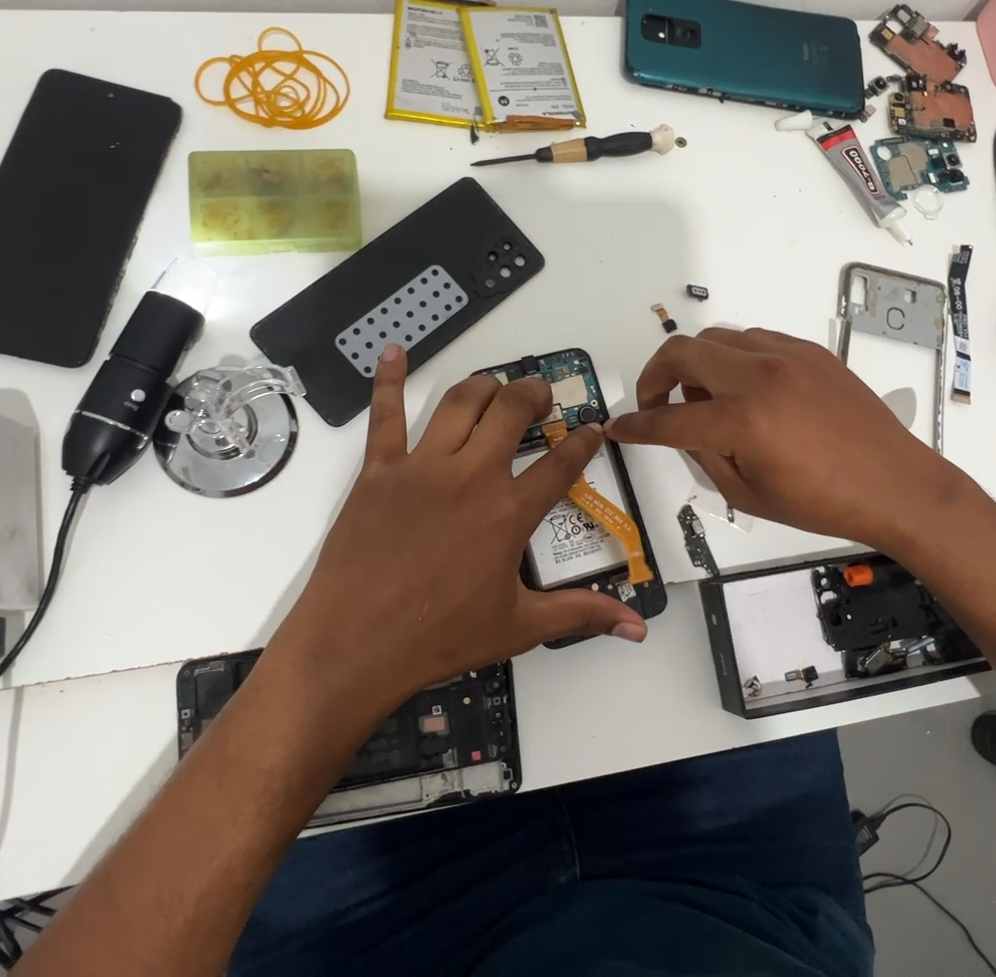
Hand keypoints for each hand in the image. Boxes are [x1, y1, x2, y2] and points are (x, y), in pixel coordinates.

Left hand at [272, 344, 647, 713]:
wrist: (357, 643)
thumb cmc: (440, 637)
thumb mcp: (519, 627)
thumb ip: (581, 614)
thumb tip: (638, 628)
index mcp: (508, 512)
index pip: (560, 465)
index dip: (583, 443)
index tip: (592, 430)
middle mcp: (471, 476)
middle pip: (511, 412)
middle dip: (534, 395)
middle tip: (542, 398)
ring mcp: (421, 468)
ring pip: (460, 403)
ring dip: (485, 387)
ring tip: (497, 388)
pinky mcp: (378, 471)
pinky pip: (385, 415)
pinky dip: (388, 380)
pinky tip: (393, 352)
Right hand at [606, 328, 978, 551]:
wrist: (894, 484)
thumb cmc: (822, 502)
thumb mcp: (749, 494)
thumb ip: (704, 456)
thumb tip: (682, 432)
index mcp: (743, 422)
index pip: (668, 419)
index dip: (635, 426)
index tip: (618, 427)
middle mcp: (760, 378)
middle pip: (681, 352)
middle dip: (653, 376)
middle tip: (654, 403)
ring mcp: (788, 357)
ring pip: (716, 337)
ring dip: (695, 363)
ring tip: (704, 397)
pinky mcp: (810, 351)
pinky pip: (754, 339)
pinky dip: (734, 357)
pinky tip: (744, 387)